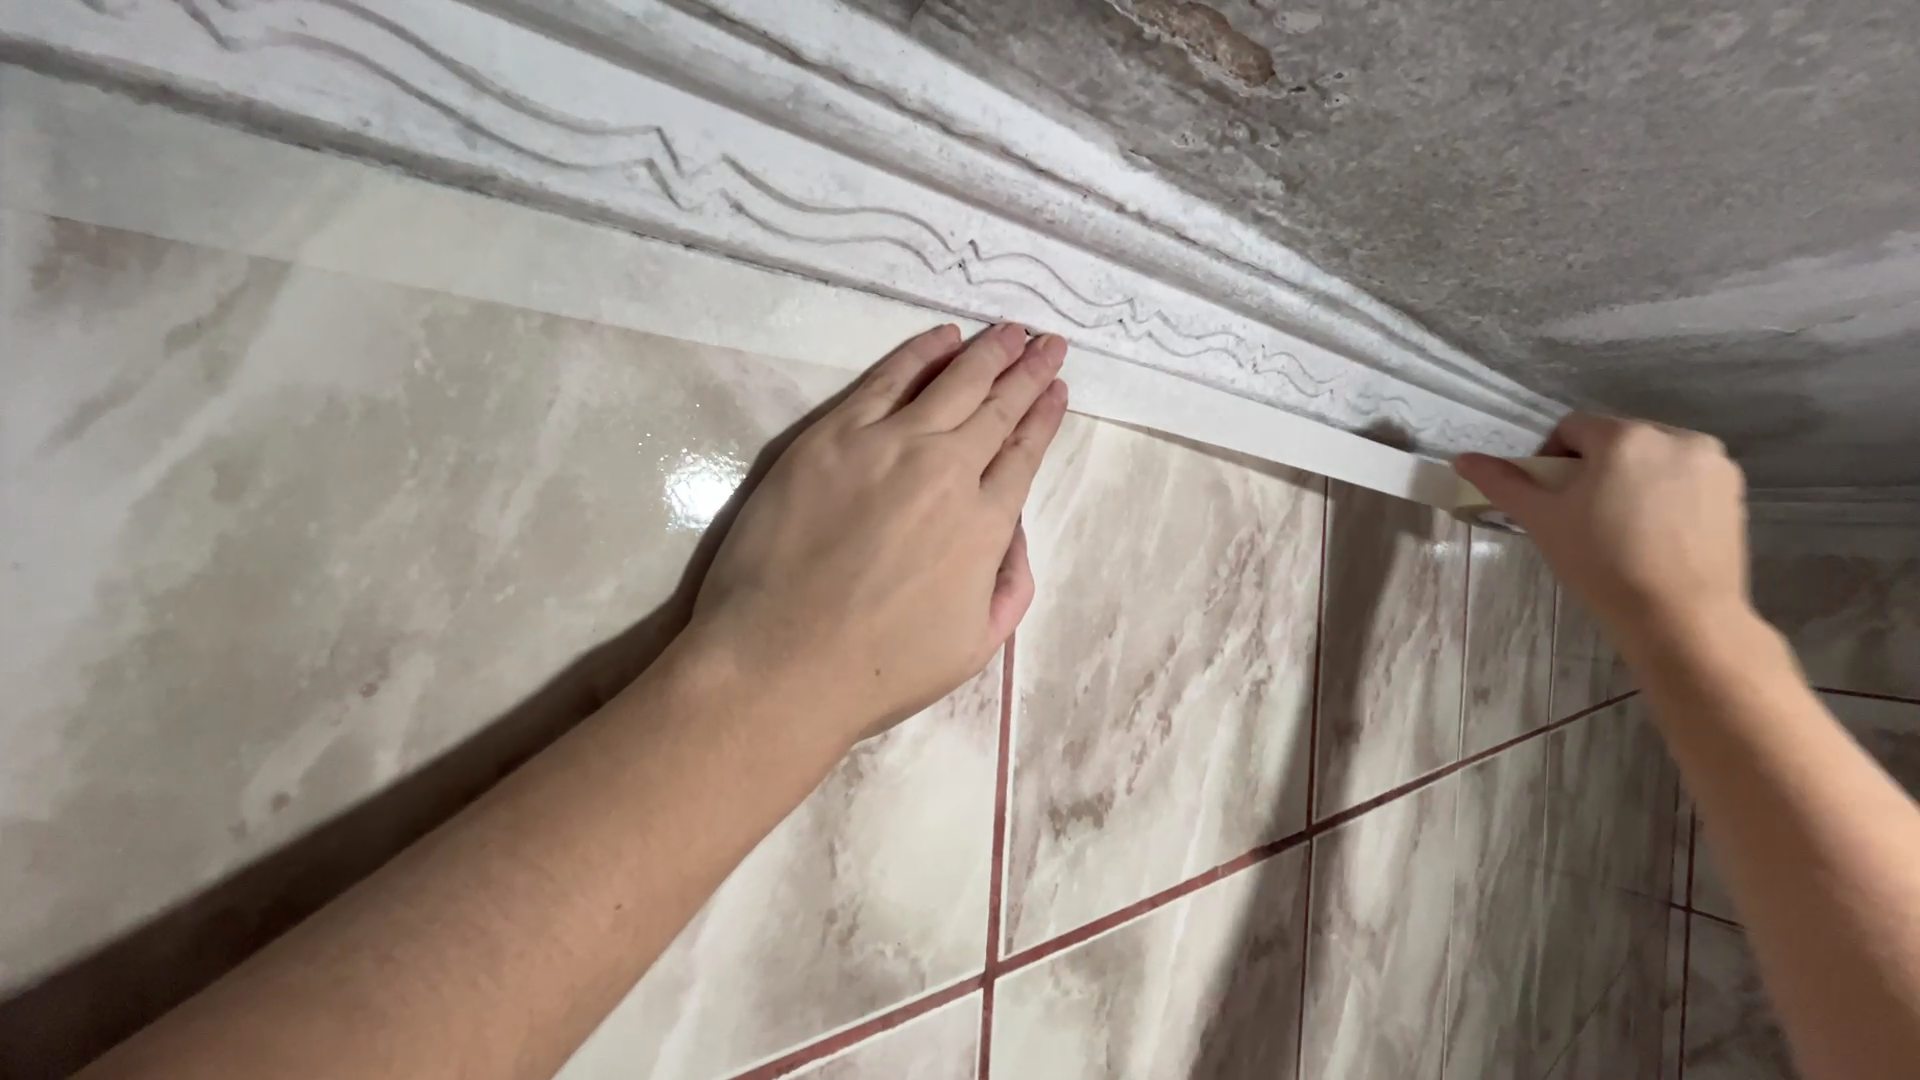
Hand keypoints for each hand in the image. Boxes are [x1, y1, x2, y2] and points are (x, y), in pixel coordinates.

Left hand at [689, 324, 1069, 741]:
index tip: (1057, 387)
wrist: (781, 663)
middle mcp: (946, 470)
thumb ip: (1012, 582)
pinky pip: (884, 380)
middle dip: (1028, 370)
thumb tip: (1013, 525)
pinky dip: (918, 355)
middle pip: (996, 407)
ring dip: (986, 353)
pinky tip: (942, 338)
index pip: (1024, 452)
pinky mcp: (830, 437)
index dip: (1044, 415)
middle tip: (1047, 342)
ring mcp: (886, 445)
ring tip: (1009, 331)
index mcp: (986, 523)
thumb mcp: (977, 645)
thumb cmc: (881, 669)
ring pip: (950, 383)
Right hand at [1454, 413, 1750, 643]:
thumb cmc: (1599, 560)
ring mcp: (1713, 464)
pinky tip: (1648, 532)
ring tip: (1614, 523)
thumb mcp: (1540, 518)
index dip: (1549, 458)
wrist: (1677, 613)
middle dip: (1589, 467)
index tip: (1547, 496)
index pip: (1572, 427)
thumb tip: (1462, 459)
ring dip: (1625, 479)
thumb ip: (1502, 482)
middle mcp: (1676, 437)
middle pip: (1614, 439)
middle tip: (1575, 512)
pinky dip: (1659, 494)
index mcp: (1626, 437)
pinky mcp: (1733, 491)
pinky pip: (1681, 478)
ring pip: (1649, 458)